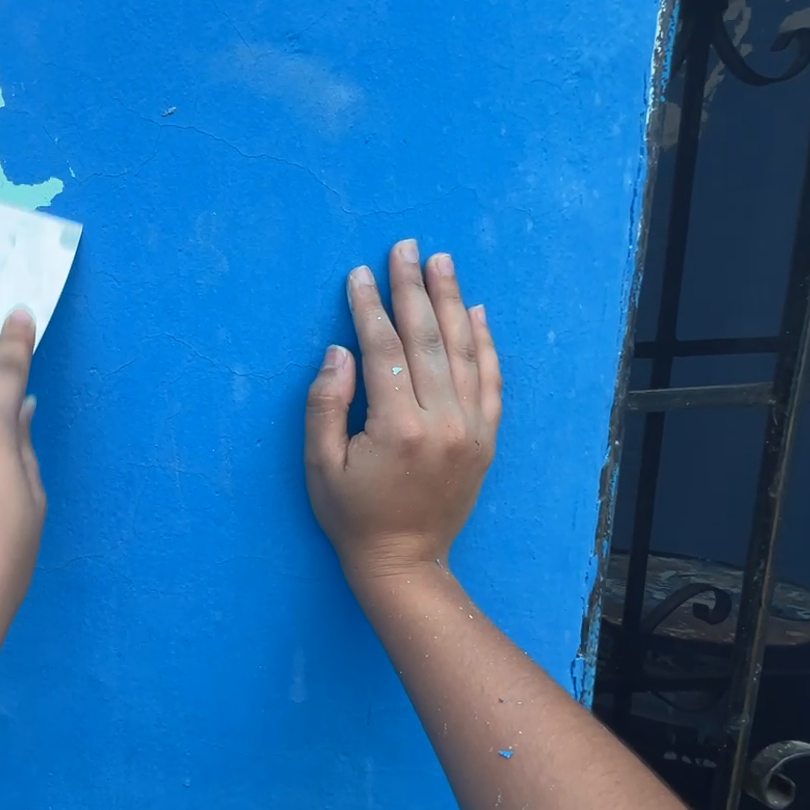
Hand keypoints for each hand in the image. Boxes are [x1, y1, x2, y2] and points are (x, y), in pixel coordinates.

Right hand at [304, 239, 501, 584]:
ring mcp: (471, 428)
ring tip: (441, 262)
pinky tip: (476, 311)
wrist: (405, 562)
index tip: (359, 273)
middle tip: (406, 247)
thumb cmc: (350, 515)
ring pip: (462, 351)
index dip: (368, 308)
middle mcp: (443, 421)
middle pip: (426, 339)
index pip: (383, 350)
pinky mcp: (486, 438)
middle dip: (413, 289)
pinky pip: (490, 380)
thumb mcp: (319, 465)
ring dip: (451, 301)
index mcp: (397, 427)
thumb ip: (327, 405)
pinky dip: (484, 342)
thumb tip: (341, 351)